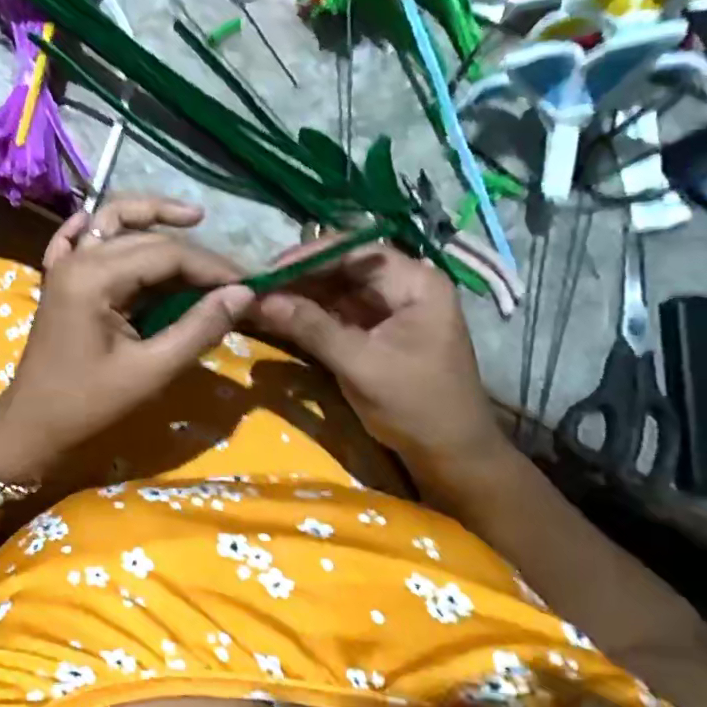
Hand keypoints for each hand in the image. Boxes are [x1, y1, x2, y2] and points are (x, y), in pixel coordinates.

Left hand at [0, 198, 252, 483]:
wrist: (33, 426)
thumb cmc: (89, 404)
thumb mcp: (150, 371)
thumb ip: (198, 328)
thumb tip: (243, 294)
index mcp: (94, 277)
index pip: (167, 253)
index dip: (212, 267)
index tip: (248, 284)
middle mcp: (77, 259)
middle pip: (146, 237)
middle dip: (193, 253)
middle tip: (232, 276)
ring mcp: (63, 266)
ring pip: (113, 224)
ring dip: (151, 217)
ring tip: (194, 217)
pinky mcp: (58, 279)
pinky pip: (79, 237)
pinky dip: (103, 227)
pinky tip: (121, 224)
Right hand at [250, 242, 508, 471]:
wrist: (450, 455)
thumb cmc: (416, 406)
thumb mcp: (361, 365)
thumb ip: (312, 328)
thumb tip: (261, 301)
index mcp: (415, 283)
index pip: (355, 252)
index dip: (309, 257)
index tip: (268, 272)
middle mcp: (405, 286)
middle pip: (344, 268)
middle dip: (300, 278)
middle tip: (256, 289)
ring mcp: (391, 310)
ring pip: (338, 291)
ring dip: (301, 297)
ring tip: (261, 302)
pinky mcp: (378, 332)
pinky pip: (339, 314)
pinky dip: (311, 317)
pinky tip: (281, 318)